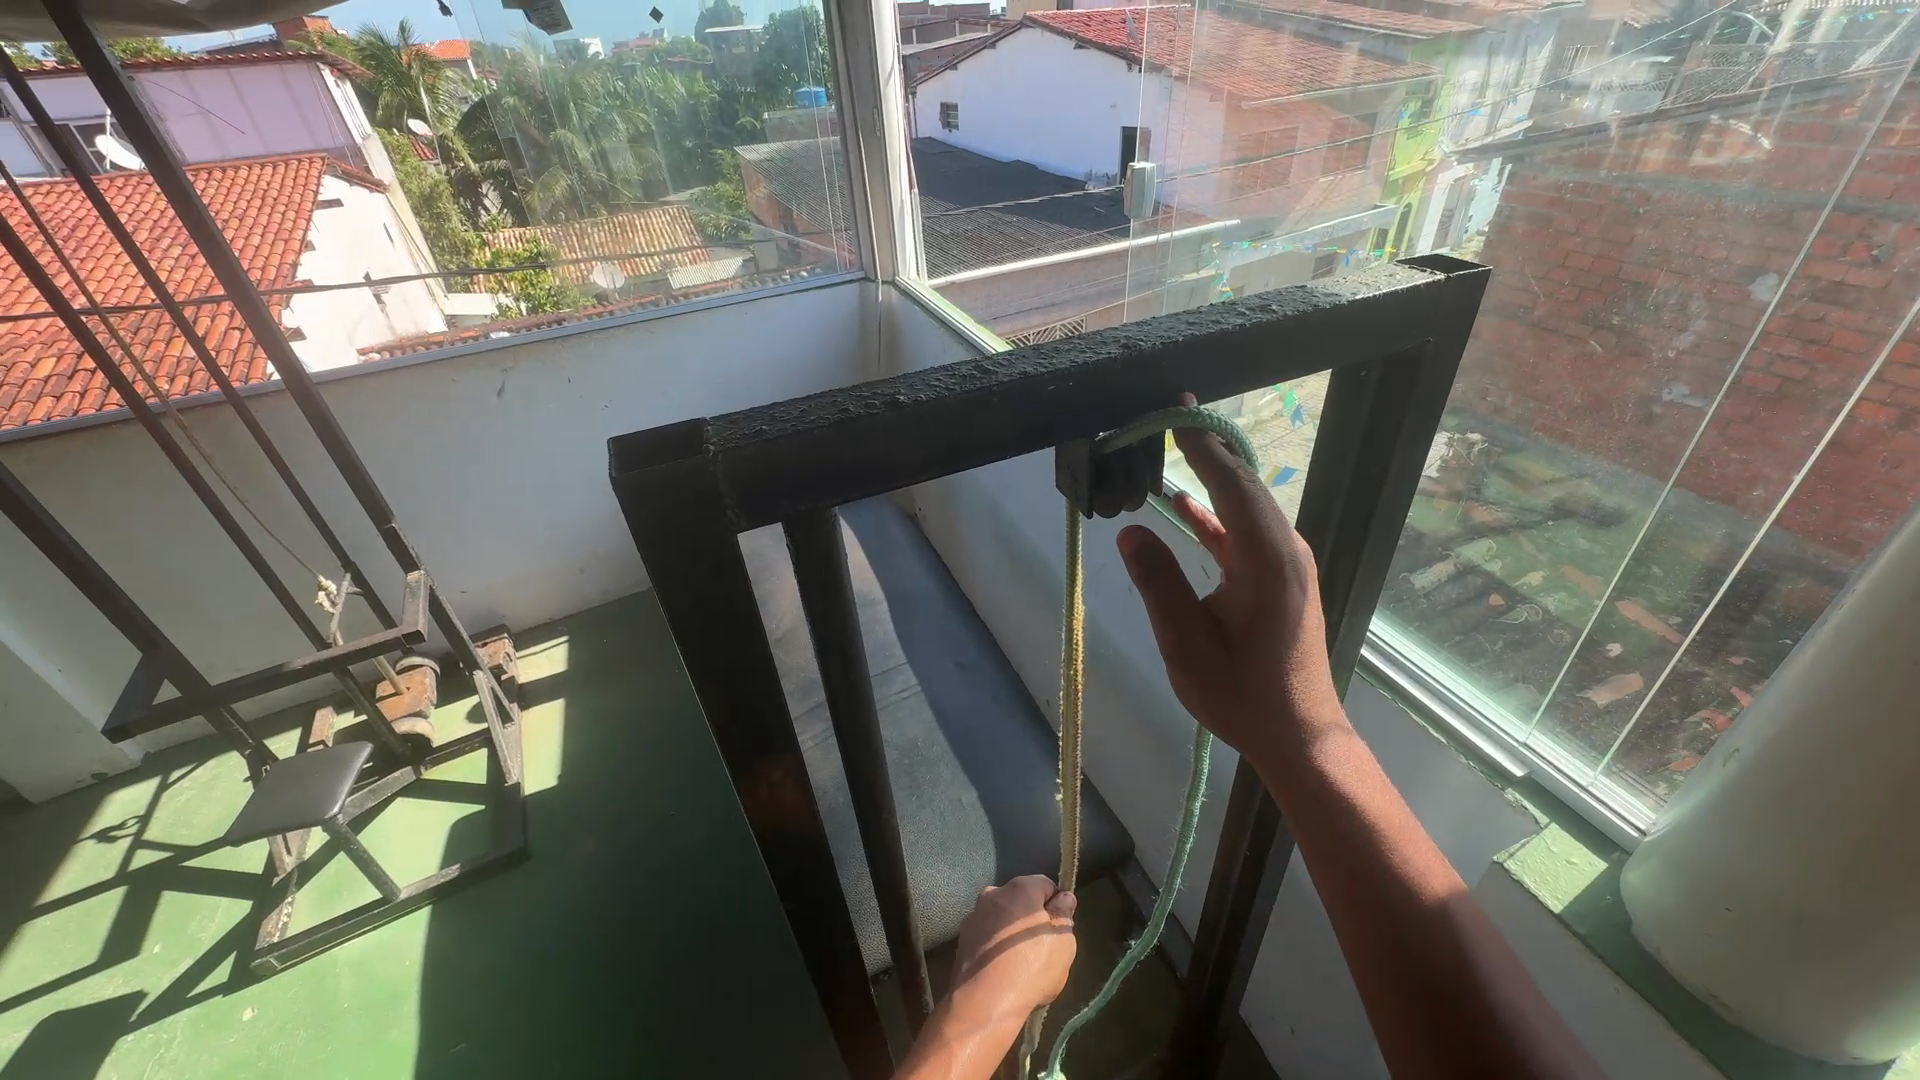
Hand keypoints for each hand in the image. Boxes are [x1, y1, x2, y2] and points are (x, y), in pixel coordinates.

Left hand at [952, 875, 1077, 1013]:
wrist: (985, 1003)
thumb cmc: (1032, 967)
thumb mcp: (1063, 941)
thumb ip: (1064, 914)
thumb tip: (1063, 898)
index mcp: (1020, 887)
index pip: (1046, 885)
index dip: (1057, 906)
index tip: (1060, 930)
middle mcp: (993, 893)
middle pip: (1021, 900)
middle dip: (1031, 918)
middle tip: (1042, 949)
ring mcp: (973, 916)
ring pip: (1001, 918)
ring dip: (1010, 932)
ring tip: (1020, 963)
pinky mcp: (962, 940)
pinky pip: (986, 936)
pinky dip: (995, 946)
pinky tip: (1001, 970)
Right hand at [1115, 412, 1345, 773]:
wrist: (1297, 733)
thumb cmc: (1242, 693)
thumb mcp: (1187, 644)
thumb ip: (1158, 584)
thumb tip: (1129, 532)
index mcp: (1267, 559)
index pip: (1232, 483)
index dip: (1201, 445)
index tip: (1175, 408)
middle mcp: (1283, 549)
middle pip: (1243, 483)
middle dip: (1206, 446)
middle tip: (1168, 412)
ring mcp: (1284, 562)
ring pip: (1244, 503)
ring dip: (1209, 474)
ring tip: (1173, 442)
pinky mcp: (1277, 577)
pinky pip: (1243, 530)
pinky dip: (1214, 512)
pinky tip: (1182, 503)